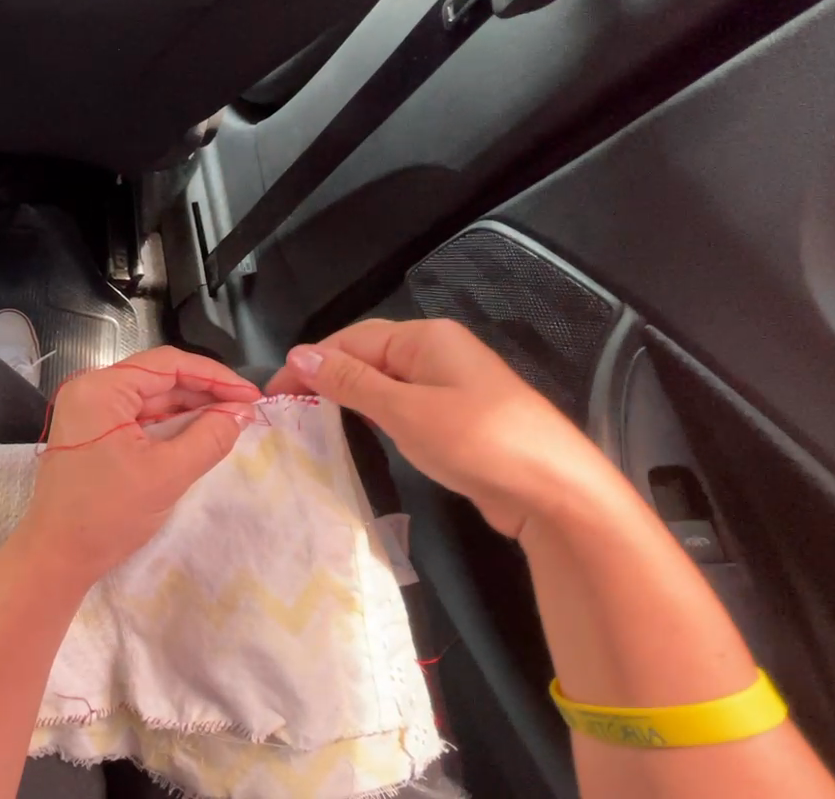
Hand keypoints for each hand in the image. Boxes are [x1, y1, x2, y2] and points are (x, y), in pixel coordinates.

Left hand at [17, 346, 260, 582]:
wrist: (58, 554)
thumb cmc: (108, 514)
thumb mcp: (167, 475)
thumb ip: (209, 437)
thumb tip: (242, 412)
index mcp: (100, 389)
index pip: (166, 364)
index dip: (214, 375)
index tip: (251, 395)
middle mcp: (90, 389)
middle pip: (157, 377)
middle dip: (204, 391)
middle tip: (246, 409)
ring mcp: (88, 409)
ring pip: (149, 397)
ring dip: (188, 407)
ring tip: (230, 418)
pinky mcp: (91, 430)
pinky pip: (137, 416)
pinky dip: (167, 422)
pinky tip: (198, 430)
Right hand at [267, 318, 626, 538]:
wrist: (560, 497)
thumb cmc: (479, 443)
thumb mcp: (403, 410)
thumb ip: (348, 381)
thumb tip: (297, 354)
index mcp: (424, 337)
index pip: (348, 340)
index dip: (307, 365)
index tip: (274, 396)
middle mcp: (436, 351)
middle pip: (363, 356)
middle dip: (324, 378)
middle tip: (288, 411)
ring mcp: (449, 383)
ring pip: (381, 381)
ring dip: (347, 397)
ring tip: (312, 421)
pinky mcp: (456, 415)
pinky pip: (401, 403)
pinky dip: (373, 413)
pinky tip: (358, 430)